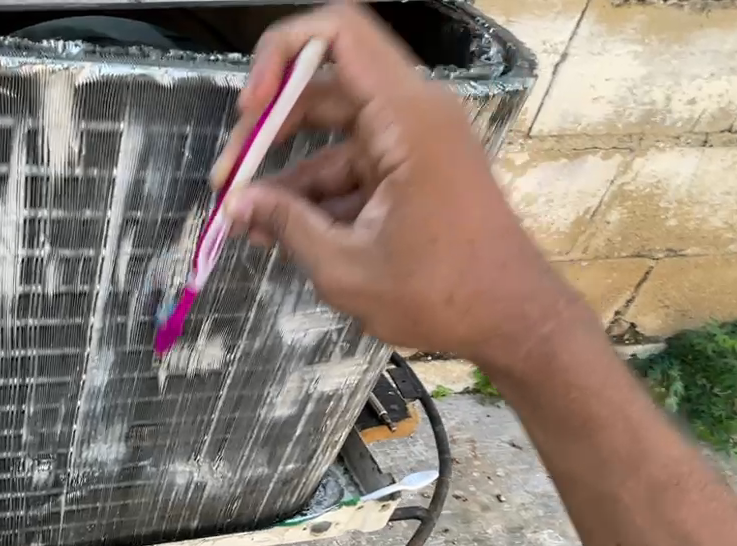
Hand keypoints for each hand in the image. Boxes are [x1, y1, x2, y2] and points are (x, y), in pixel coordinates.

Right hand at [214, 2, 587, 368]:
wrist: (509, 319)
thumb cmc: (437, 294)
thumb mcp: (345, 267)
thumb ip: (288, 226)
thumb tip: (236, 204)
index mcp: (405, 117)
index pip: (337, 34)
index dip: (280, 55)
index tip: (248, 112)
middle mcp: (410, 115)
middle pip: (322, 92)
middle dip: (267, 134)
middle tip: (227, 185)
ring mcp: (412, 146)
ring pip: (331, 142)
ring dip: (286, 181)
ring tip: (245, 227)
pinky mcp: (411, 176)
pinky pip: (351, 172)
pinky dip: (316, 200)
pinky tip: (280, 235)